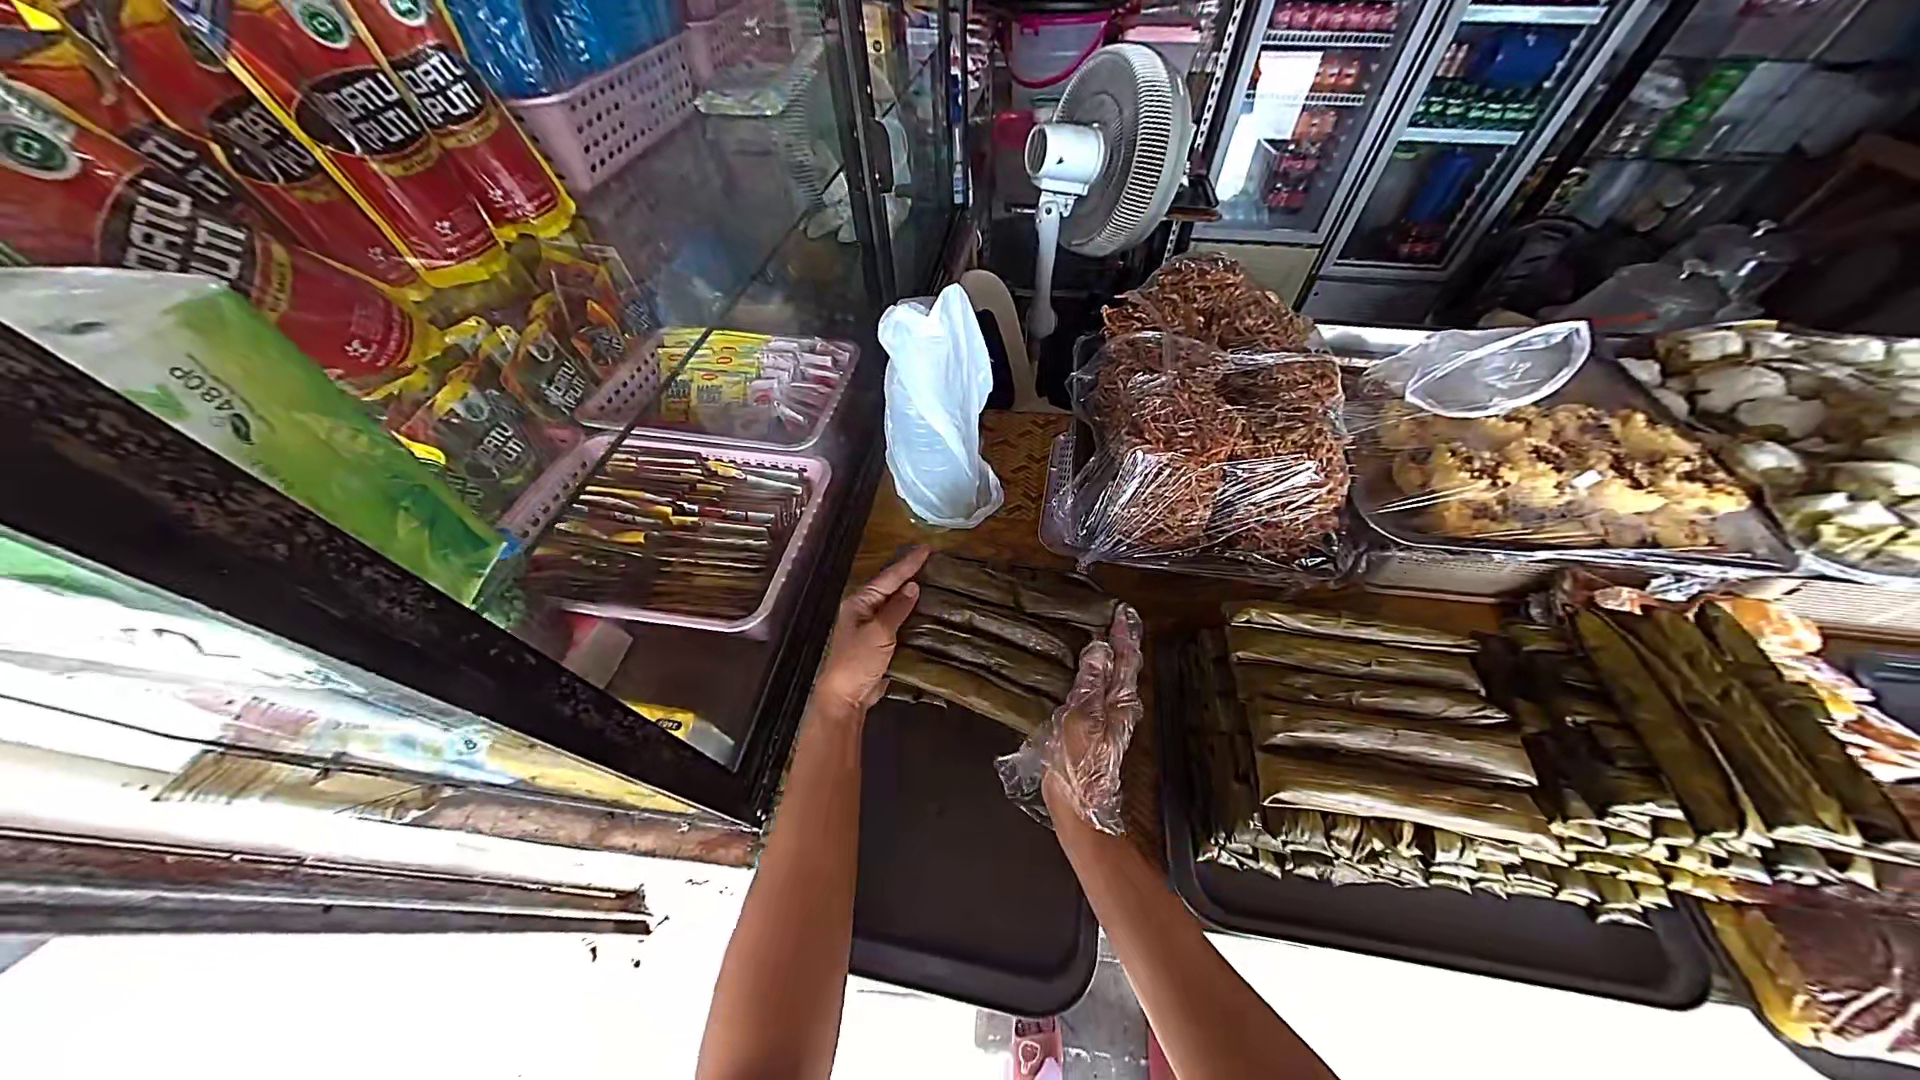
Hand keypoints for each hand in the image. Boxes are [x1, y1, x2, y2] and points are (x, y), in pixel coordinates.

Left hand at [813, 545, 930, 715]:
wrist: (847, 696)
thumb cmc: (858, 661)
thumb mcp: (880, 632)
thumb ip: (897, 608)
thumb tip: (913, 586)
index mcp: (860, 602)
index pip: (889, 577)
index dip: (909, 563)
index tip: (927, 548)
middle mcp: (865, 610)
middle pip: (891, 587)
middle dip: (910, 573)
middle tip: (932, 559)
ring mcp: (872, 626)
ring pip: (896, 604)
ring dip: (913, 593)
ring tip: (933, 579)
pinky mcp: (881, 642)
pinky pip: (900, 621)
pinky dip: (913, 614)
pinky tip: (927, 610)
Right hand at [1009, 604, 1143, 834]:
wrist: (1081, 810)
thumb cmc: (1080, 768)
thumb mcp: (1082, 719)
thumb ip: (1091, 684)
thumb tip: (1100, 648)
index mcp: (1119, 701)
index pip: (1126, 658)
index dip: (1124, 634)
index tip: (1122, 611)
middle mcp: (1119, 708)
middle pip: (1124, 667)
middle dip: (1121, 641)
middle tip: (1115, 617)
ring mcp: (1108, 720)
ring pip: (1113, 679)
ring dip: (1110, 656)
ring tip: (1102, 636)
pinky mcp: (1094, 730)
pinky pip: (1099, 692)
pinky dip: (1096, 674)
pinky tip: (1085, 672)